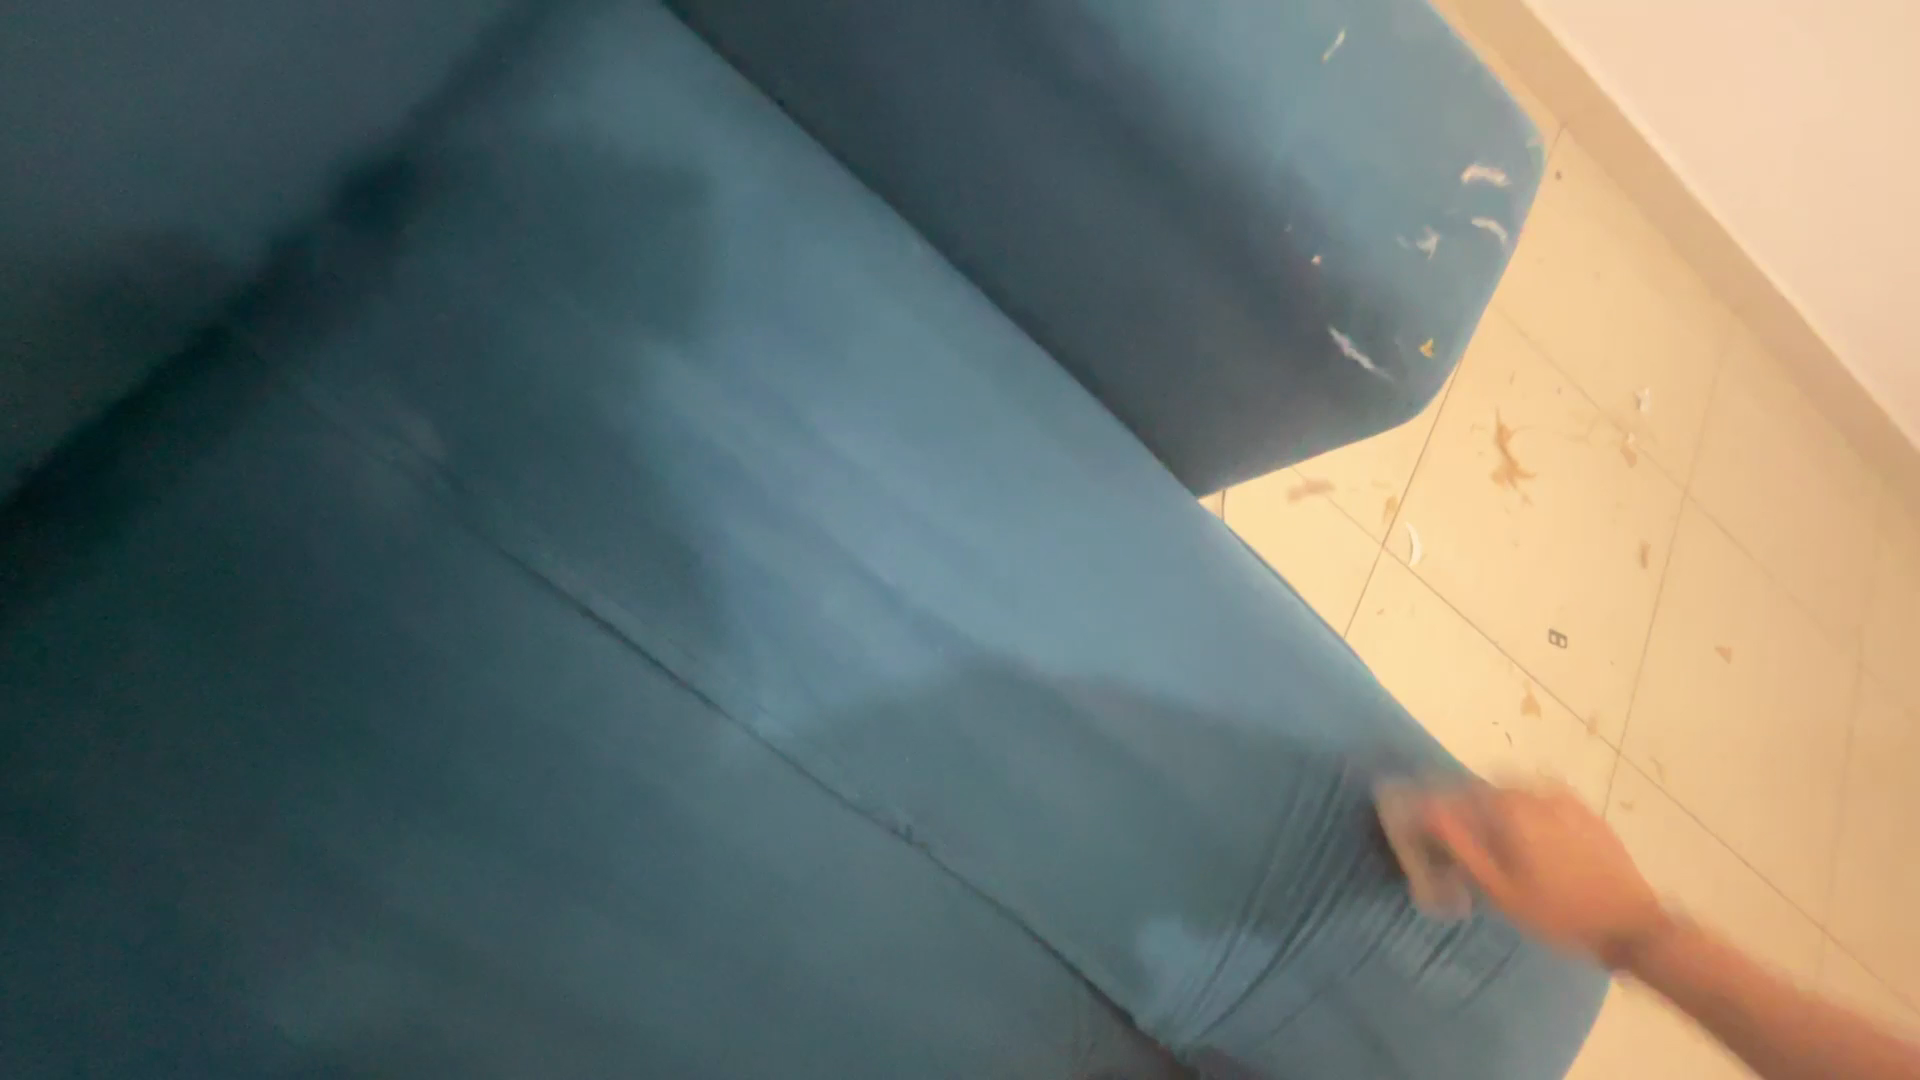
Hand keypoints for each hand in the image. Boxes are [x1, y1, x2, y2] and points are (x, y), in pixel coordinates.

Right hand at [1418, 781, 1672, 967]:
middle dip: (1467, 810)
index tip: (1429, 829)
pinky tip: (1531, 841)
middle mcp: (1532, 792)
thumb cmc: (1558, 912)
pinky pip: (1540, 800)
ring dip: (1495, 810)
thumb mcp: (1498, 888)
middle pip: (1482, 791)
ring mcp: (1562, 799)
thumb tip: (1425, 808)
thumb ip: (1458, 843)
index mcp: (1507, 807)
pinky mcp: (1584, 812)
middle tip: (1467, 843)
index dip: (1437, 809)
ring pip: (1511, 794)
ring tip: (1499, 844)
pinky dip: (1526, 812)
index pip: (1454, 794)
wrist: (1635, 929)